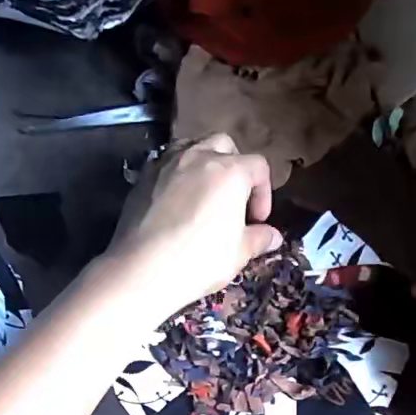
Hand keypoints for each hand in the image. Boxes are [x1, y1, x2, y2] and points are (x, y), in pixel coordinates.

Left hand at [111, 134, 283, 315]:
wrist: (143, 269)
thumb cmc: (199, 260)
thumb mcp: (238, 253)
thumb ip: (259, 239)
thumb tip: (272, 236)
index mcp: (230, 171)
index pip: (259, 166)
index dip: (264, 193)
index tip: (258, 220)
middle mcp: (198, 156)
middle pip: (225, 145)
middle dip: (235, 167)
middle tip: (234, 199)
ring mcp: (167, 162)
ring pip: (192, 146)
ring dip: (204, 164)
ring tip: (204, 194)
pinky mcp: (143, 176)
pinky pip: (166, 163)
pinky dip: (177, 174)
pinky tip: (176, 201)